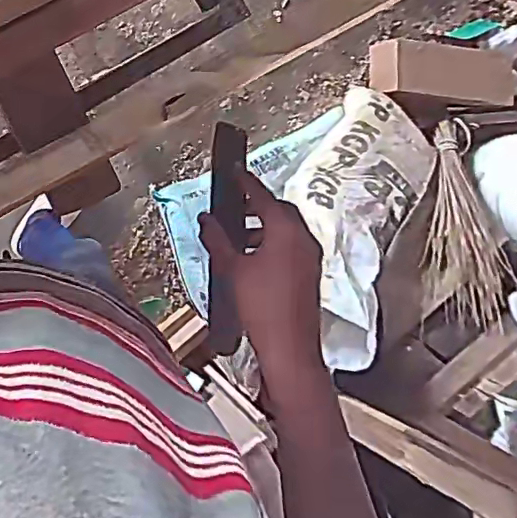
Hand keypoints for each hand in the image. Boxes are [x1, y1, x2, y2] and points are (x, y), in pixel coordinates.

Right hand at [198, 166, 324, 388]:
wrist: (288, 347)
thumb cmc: (260, 305)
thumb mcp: (233, 268)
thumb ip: (218, 239)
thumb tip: (206, 219)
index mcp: (286, 232)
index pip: (264, 198)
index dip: (247, 183)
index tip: (235, 170)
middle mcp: (304, 239)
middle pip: (280, 210)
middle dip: (257, 203)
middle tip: (234, 200)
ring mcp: (310, 256)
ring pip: (286, 227)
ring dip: (263, 223)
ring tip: (236, 230)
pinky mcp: (309, 272)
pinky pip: (291, 243)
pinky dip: (271, 239)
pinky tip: (250, 252)